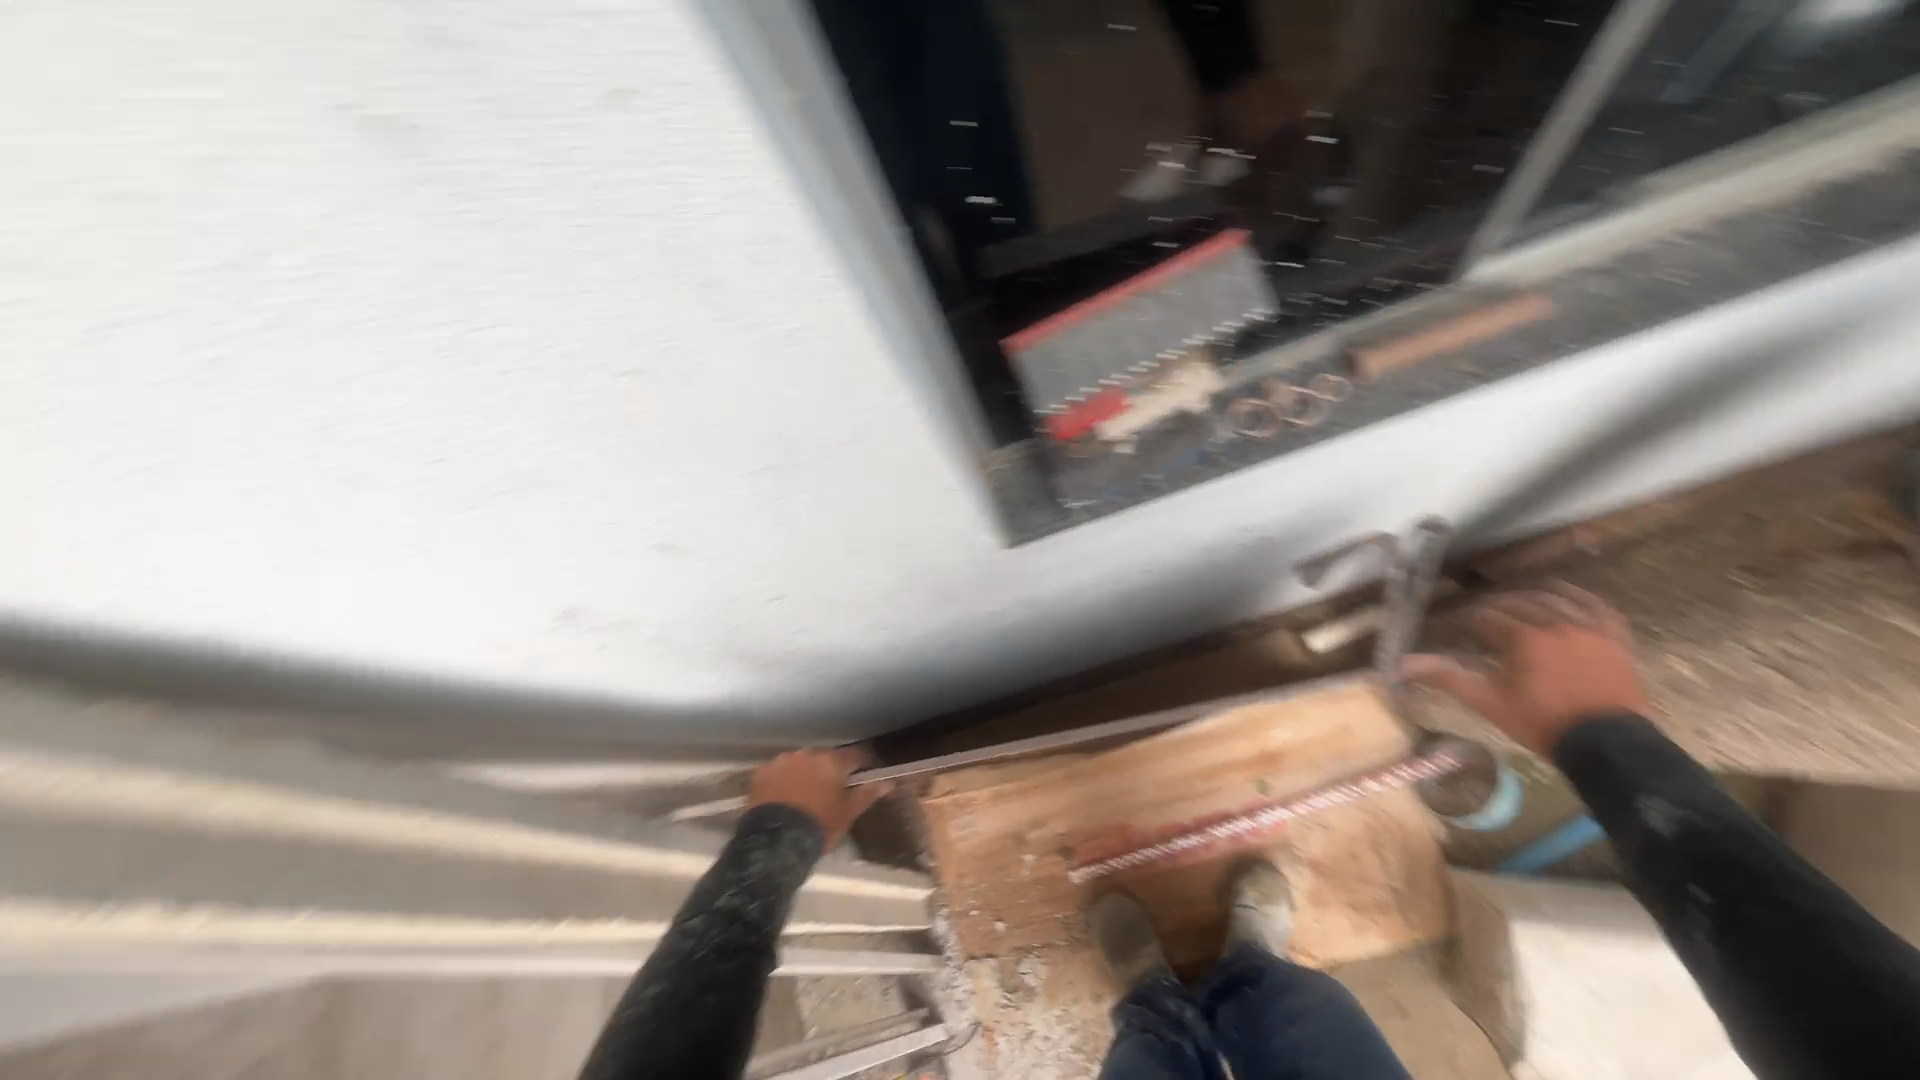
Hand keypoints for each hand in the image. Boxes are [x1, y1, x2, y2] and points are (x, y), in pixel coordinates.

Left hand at [748, 747, 892, 848]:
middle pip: (825, 757)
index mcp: (833, 761)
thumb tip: (888, 783)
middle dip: (829, 770)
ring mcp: (783, 760)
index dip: (862, 764)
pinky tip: (782, 795)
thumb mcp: (848, 813)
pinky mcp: (762, 771)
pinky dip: (783, 779)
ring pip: (800, 762)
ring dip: (805, 772)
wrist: (775, 841)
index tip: (864, 774)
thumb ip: (867, 794)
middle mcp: (808, 753)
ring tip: (803, 794)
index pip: (855, 755)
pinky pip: (778, 770)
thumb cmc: (819, 826)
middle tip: (829, 790)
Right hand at [1403, 581, 1649, 754]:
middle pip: (1517, 603)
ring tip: (1515, 601)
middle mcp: (1554, 624)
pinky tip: (1564, 595)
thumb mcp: (1488, 702)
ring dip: (1530, 596)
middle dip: (1495, 605)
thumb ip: (1448, 678)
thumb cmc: (1541, 723)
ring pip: (1555, 598)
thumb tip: (1403, 664)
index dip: (1467, 619)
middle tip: (1481, 614)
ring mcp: (1588, 628)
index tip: (1456, 624)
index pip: (1485, 617)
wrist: (1608, 744)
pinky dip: (1578, 596)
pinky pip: (1597, 606)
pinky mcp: (1614, 637)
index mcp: (1521, 638)